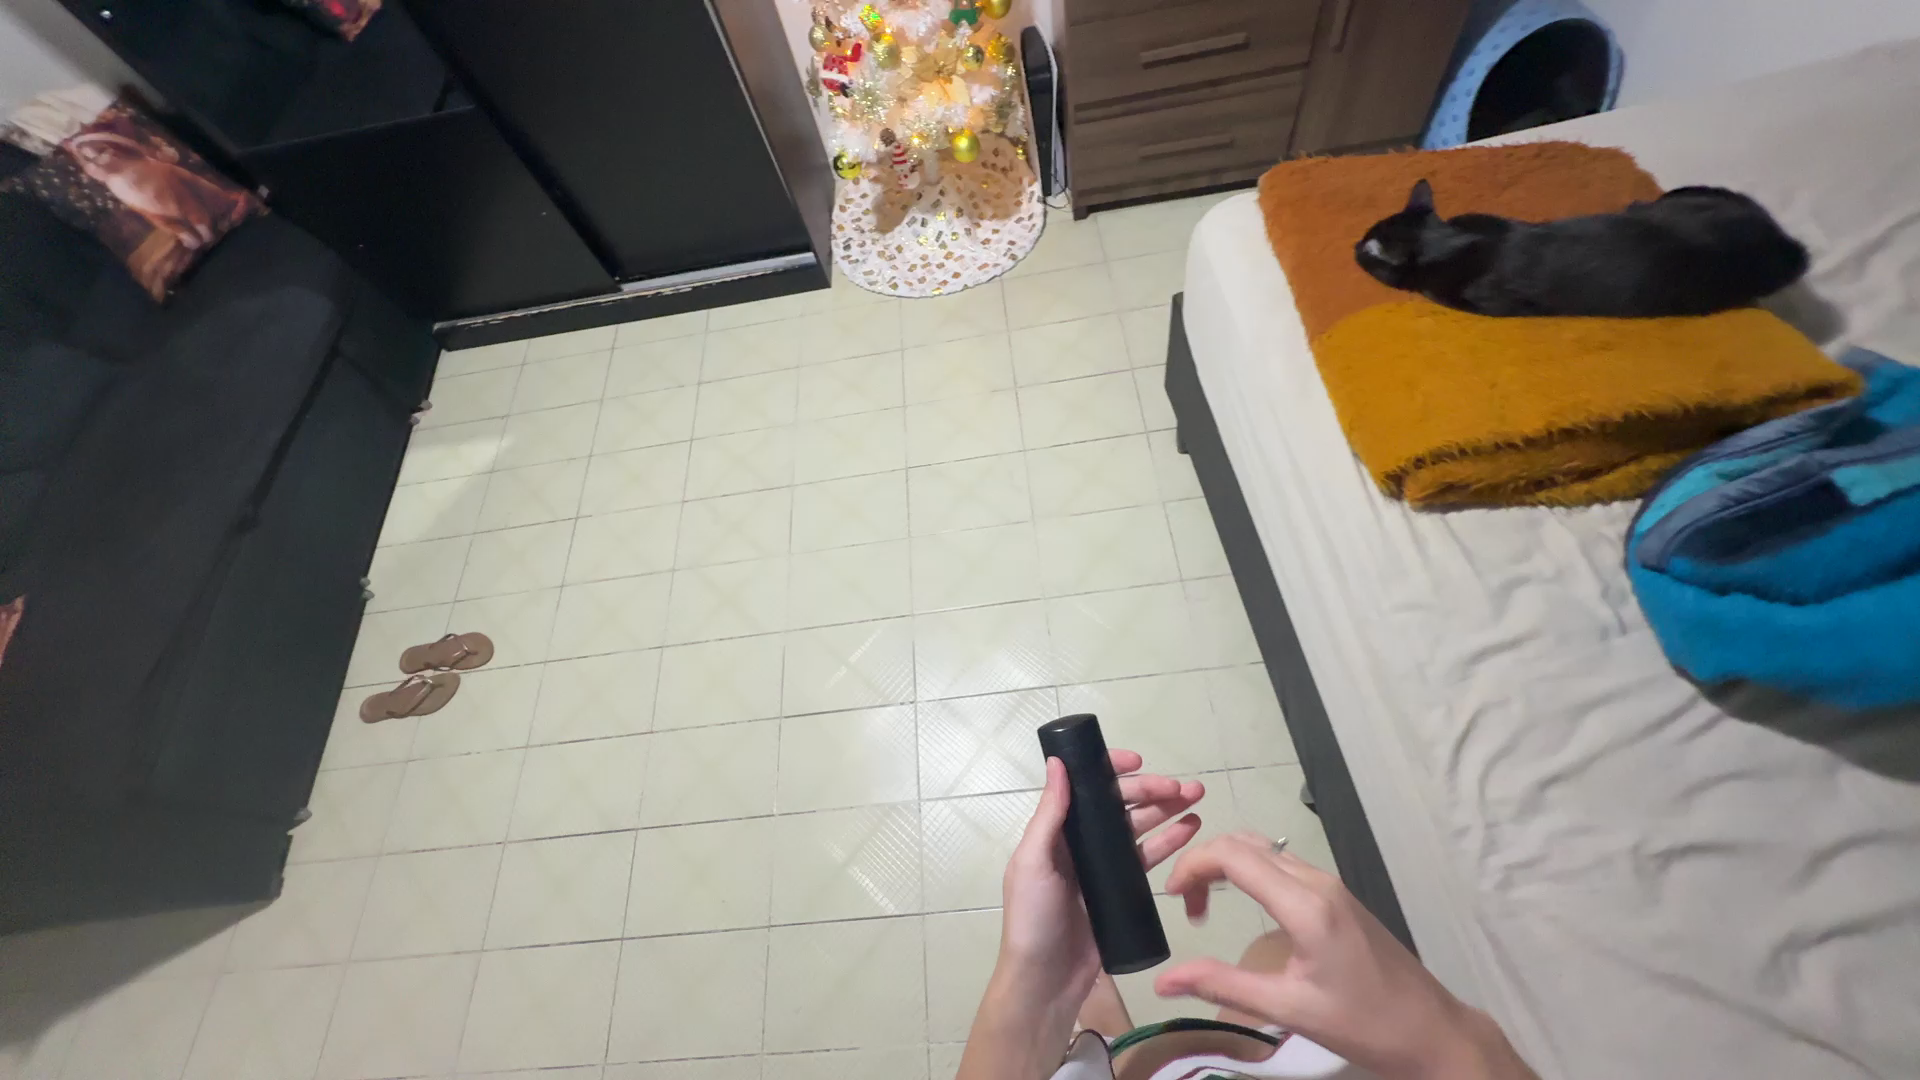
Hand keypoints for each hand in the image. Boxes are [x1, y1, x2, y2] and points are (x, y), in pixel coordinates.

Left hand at [996, 751, 1204, 1013]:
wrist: (1046, 982)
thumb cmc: (1033, 918)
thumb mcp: (1033, 862)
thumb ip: (1050, 815)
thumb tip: (1058, 762)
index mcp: (1058, 829)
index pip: (1087, 787)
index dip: (1111, 769)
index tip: (1137, 762)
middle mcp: (1081, 840)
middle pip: (1120, 805)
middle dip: (1152, 790)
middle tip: (1184, 788)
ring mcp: (1104, 865)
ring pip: (1139, 827)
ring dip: (1167, 811)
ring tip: (1196, 799)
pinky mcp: (1122, 890)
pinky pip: (1148, 859)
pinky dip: (1170, 842)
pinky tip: (1190, 830)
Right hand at [1155, 833, 1535, 1079]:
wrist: (1437, 1034)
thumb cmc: (1365, 1026)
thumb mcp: (1290, 1009)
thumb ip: (1223, 985)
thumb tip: (1164, 981)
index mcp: (1304, 904)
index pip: (1232, 855)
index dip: (1192, 865)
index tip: (1172, 899)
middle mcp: (1314, 880)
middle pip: (1241, 843)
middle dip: (1202, 864)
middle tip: (1186, 907)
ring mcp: (1327, 882)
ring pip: (1260, 847)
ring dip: (1224, 864)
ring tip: (1205, 903)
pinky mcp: (1334, 891)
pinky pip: (1278, 861)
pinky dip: (1246, 868)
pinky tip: (1241, 901)